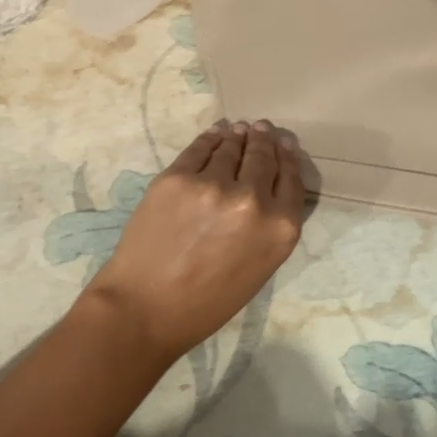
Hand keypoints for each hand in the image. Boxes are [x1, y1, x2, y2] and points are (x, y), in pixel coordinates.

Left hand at [83, 120, 306, 364]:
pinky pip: (200, 148)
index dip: (288, 156)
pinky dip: (210, 138)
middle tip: (261, 128)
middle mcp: (253, 199)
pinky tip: (215, 134)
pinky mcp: (178, 176)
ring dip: (238, 136)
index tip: (285, 143)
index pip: (291, 178)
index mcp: (281, 228)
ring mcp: (214, 184)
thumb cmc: (207, 303)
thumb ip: (269, 227)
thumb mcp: (259, 269)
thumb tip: (266, 191)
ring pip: (232, 147)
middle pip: (264, 157)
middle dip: (264, 140)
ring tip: (239, 130)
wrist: (146, 308)